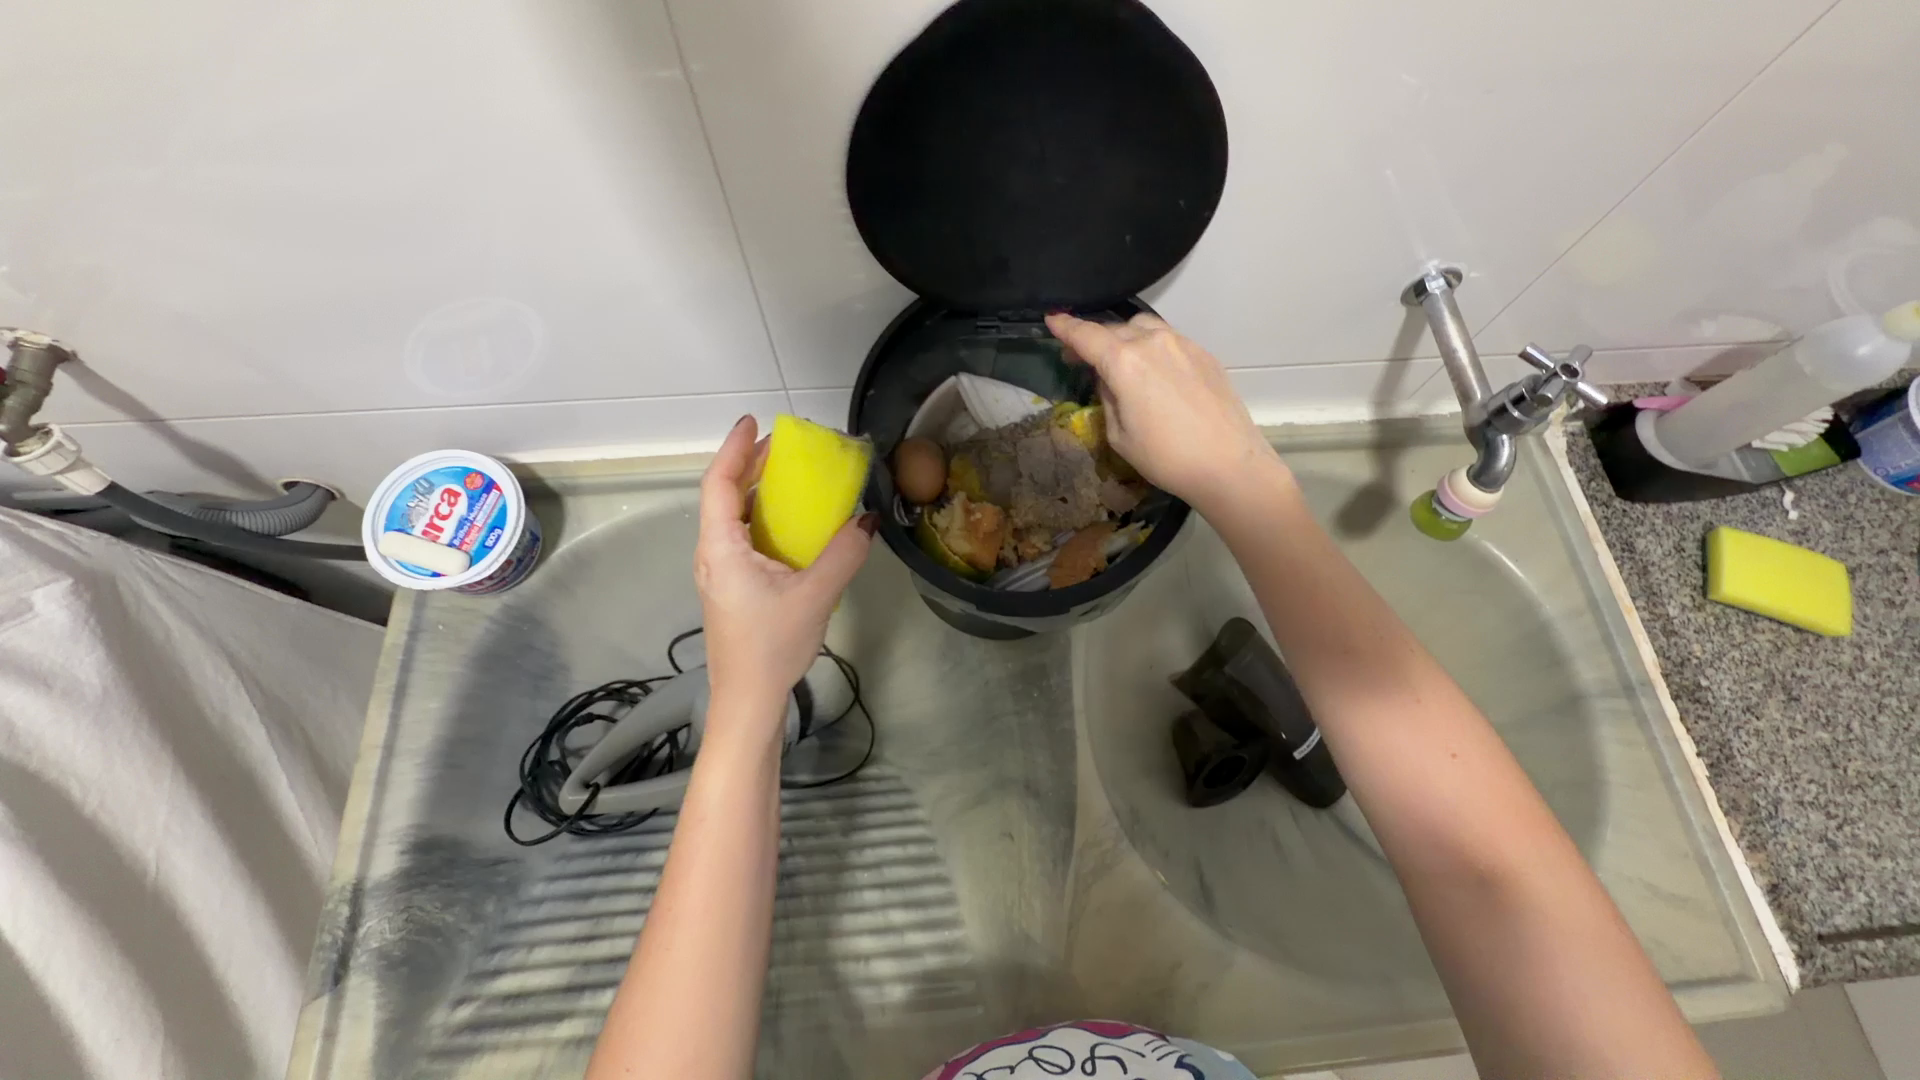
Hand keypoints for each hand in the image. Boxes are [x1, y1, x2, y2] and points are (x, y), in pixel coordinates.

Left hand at [694, 416, 873, 733]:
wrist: (749, 700)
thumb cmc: (772, 647)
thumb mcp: (815, 596)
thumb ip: (843, 554)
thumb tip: (867, 519)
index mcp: (721, 549)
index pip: (719, 484)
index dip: (733, 449)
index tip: (753, 422)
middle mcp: (712, 554)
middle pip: (723, 496)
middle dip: (748, 465)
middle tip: (780, 445)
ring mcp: (719, 572)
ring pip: (732, 518)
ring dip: (755, 491)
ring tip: (787, 475)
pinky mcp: (731, 587)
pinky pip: (742, 538)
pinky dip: (762, 518)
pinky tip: (789, 523)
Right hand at [1046, 312, 1284, 513]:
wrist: (1228, 464)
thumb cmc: (1166, 457)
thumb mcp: (1119, 436)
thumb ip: (1109, 399)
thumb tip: (1111, 381)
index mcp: (1125, 362)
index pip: (1087, 336)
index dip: (1066, 327)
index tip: (1052, 319)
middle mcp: (1153, 342)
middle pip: (1114, 329)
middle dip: (1093, 339)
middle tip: (1080, 357)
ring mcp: (1183, 345)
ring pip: (1144, 328)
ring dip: (1124, 338)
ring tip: (1117, 360)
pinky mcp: (1204, 354)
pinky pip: (1168, 340)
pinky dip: (1151, 347)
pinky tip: (1152, 372)